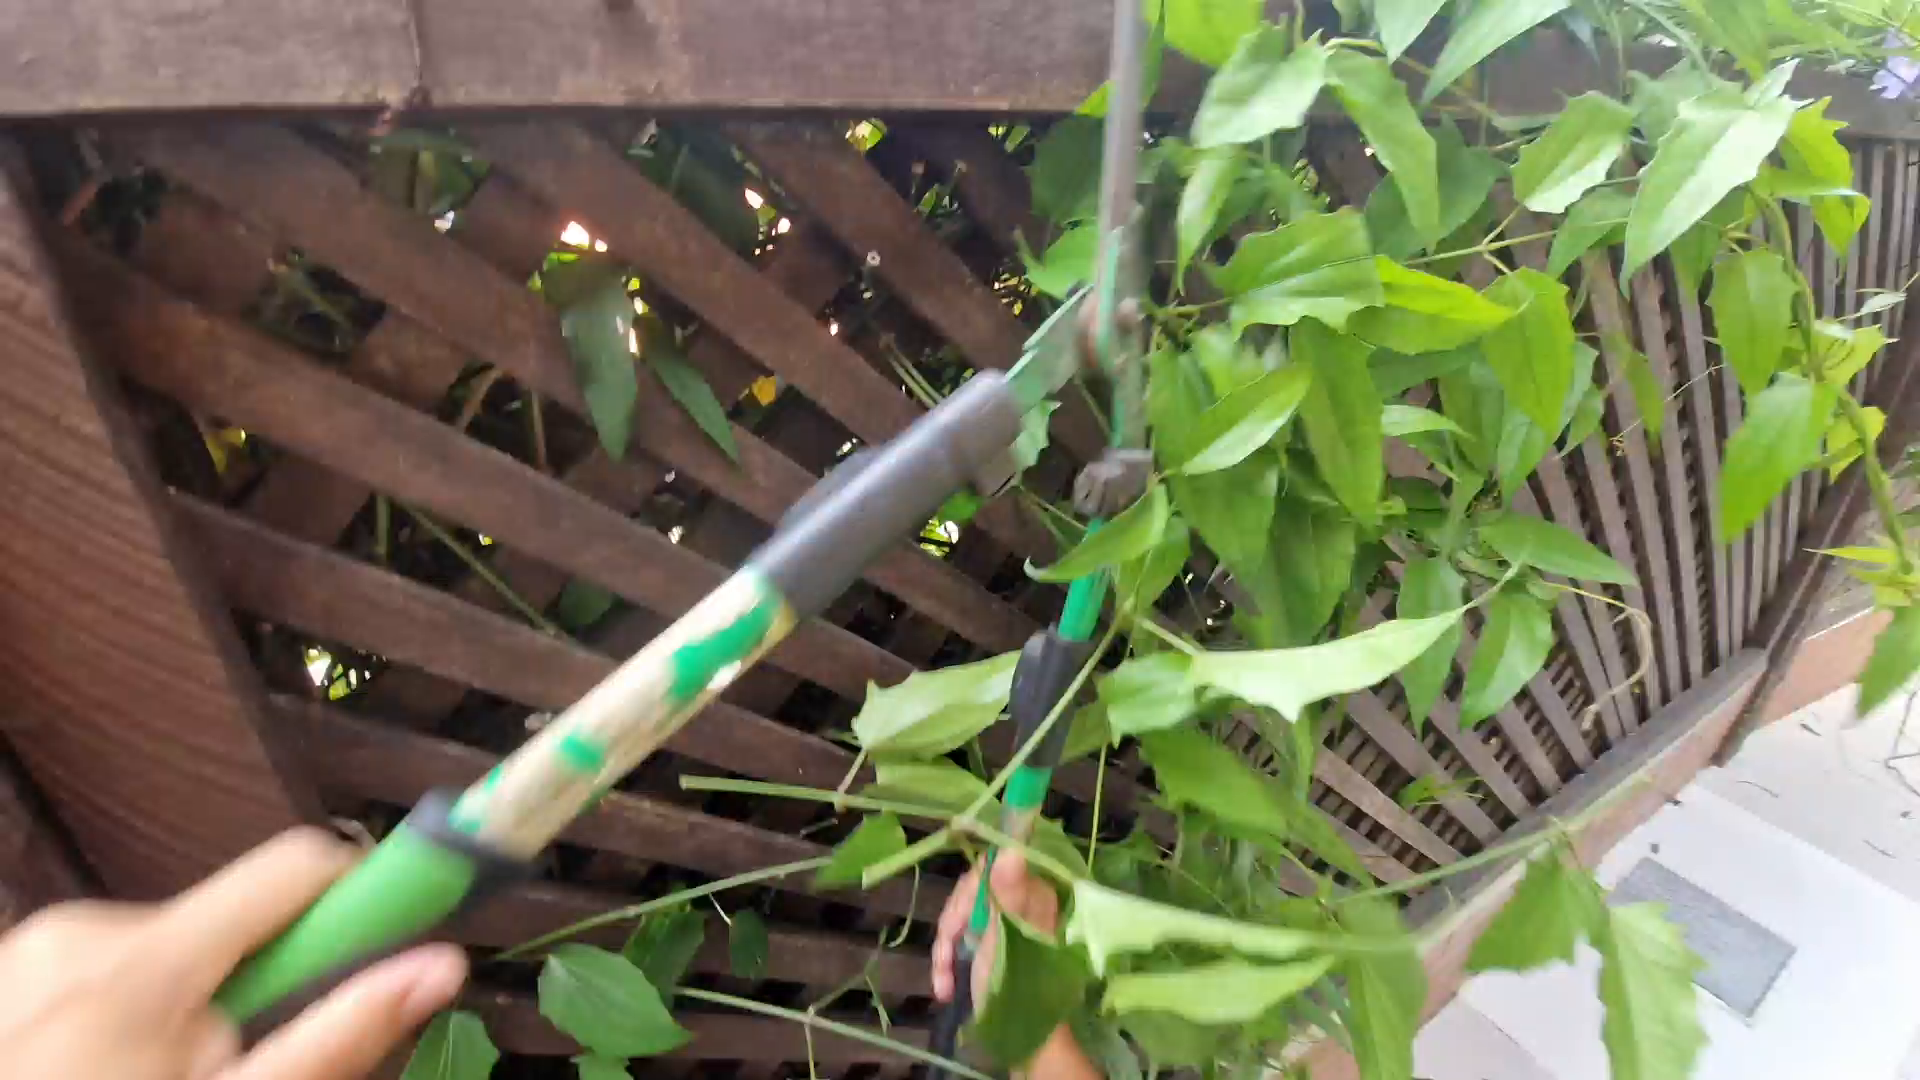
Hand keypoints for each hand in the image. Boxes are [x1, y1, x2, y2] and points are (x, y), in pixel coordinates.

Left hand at [0, 827, 467, 1079]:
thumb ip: (341, 1033)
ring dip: (209, 990)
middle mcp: (78, 935)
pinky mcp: (8, 979)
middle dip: (271, 969)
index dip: (359, 889)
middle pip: (243, 911)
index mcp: (138, 963)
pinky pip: (123, 960)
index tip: (381, 939)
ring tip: (169, 1072)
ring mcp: (26, 958)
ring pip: (185, 937)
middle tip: (251, 1052)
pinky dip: (149, 1002)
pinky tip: (111, 1068)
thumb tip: (448, 964)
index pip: (300, 863)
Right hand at [931, 853, 1100, 1079]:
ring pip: (961, 914)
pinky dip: (949, 959)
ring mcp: (1003, 919)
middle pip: (970, 891)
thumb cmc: (1017, 983)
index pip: (990, 865)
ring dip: (947, 948)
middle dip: (953, 924)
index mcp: (1030, 890)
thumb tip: (1011, 848)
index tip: (956, 920)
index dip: (968, 890)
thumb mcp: (1008, 936)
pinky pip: (960, 935)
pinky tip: (945, 984)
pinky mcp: (990, 940)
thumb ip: (1008, 892)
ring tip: (945, 980)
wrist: (1019, 1035)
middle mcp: (1018, 897)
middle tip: (947, 954)